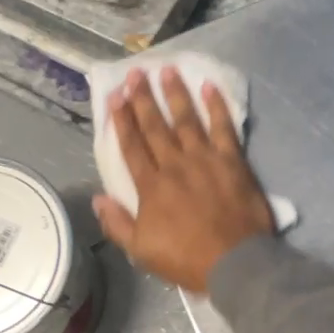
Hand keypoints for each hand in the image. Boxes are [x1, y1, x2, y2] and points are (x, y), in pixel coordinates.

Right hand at [94, 66, 275, 293]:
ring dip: (175, 93)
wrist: (234, 263)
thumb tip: (98, 198)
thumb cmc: (186, 260)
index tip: (114, 97)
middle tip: (135, 73)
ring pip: (186, 119)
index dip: (121, 120)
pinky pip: (223, 127)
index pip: (131, 146)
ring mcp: (205, 159)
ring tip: (166, 69)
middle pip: (155, 126)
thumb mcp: (141, 251)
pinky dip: (216, 106)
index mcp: (151, 187)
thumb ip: (117, 224)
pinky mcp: (232, 160)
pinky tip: (209, 86)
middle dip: (143, 98)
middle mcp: (174, 165)